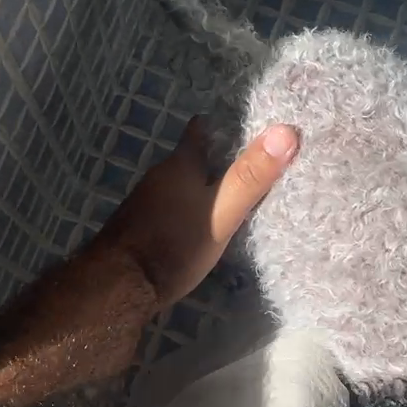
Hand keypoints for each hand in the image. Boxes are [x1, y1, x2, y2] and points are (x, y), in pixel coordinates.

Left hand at [94, 117, 297, 305]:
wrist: (119, 286)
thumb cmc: (174, 244)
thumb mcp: (222, 212)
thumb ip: (251, 176)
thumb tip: (287, 131)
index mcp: (179, 166)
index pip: (198, 132)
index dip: (218, 124)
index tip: (241, 121)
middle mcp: (158, 178)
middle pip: (189, 159)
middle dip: (215, 158)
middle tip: (247, 160)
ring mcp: (145, 204)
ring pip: (179, 185)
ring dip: (201, 185)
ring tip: (229, 191)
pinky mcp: (140, 228)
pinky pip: (170, 208)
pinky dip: (188, 208)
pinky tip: (200, 222)